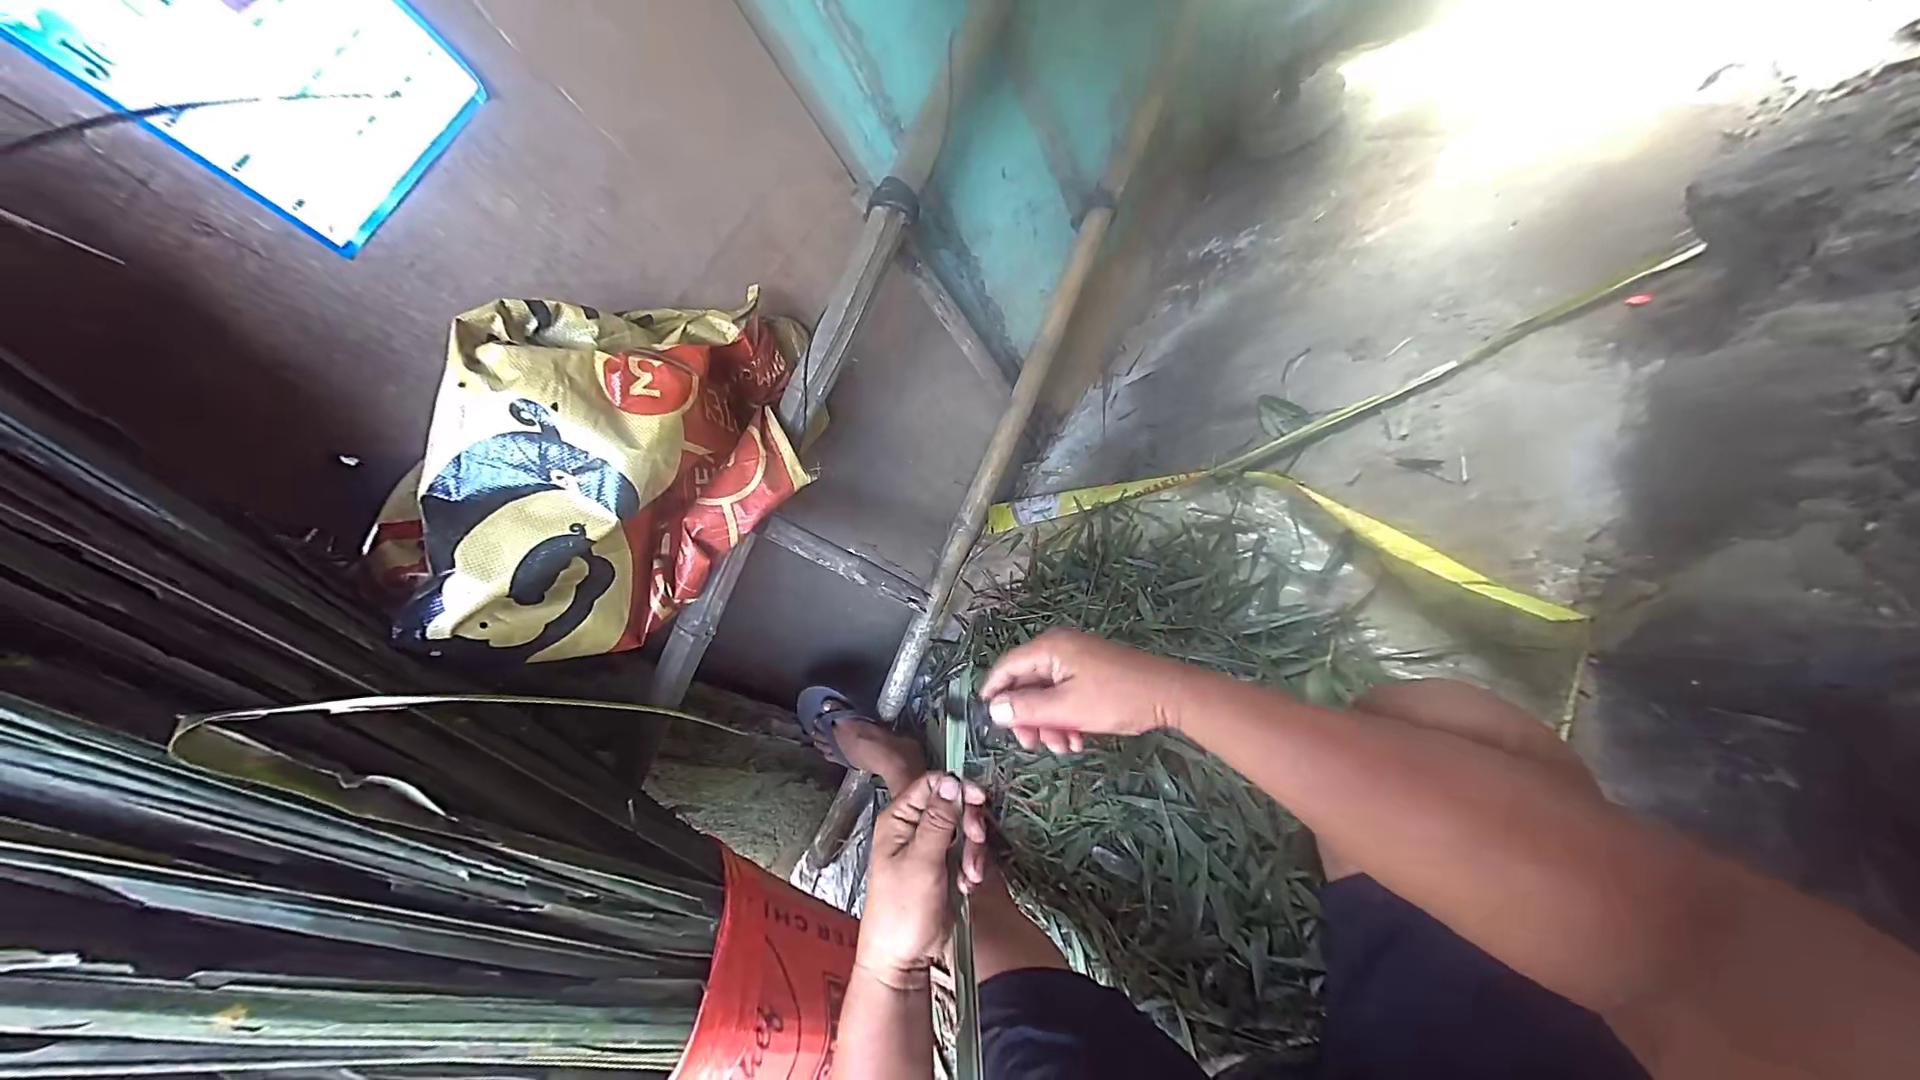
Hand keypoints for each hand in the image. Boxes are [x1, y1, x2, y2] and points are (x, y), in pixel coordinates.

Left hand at [855, 770, 988, 989]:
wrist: (903, 961)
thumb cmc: (903, 909)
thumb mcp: (922, 861)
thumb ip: (939, 820)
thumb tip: (951, 782)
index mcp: (899, 819)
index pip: (931, 784)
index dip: (957, 787)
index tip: (979, 800)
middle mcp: (913, 827)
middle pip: (952, 804)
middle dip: (969, 823)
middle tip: (977, 839)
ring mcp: (929, 847)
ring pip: (962, 829)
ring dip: (972, 850)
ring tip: (970, 876)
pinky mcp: (943, 867)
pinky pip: (965, 852)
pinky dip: (970, 866)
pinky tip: (967, 885)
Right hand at [979, 628, 1199, 752]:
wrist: (1169, 695)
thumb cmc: (1115, 698)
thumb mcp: (1066, 708)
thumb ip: (1026, 709)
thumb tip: (993, 710)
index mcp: (1050, 648)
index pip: (1008, 666)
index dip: (994, 691)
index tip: (987, 718)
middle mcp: (1060, 648)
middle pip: (1028, 683)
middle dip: (1028, 717)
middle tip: (1033, 745)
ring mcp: (1077, 659)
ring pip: (1048, 693)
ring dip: (1049, 722)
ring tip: (1063, 746)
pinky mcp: (1092, 672)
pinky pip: (1066, 693)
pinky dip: (1066, 716)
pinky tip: (1076, 739)